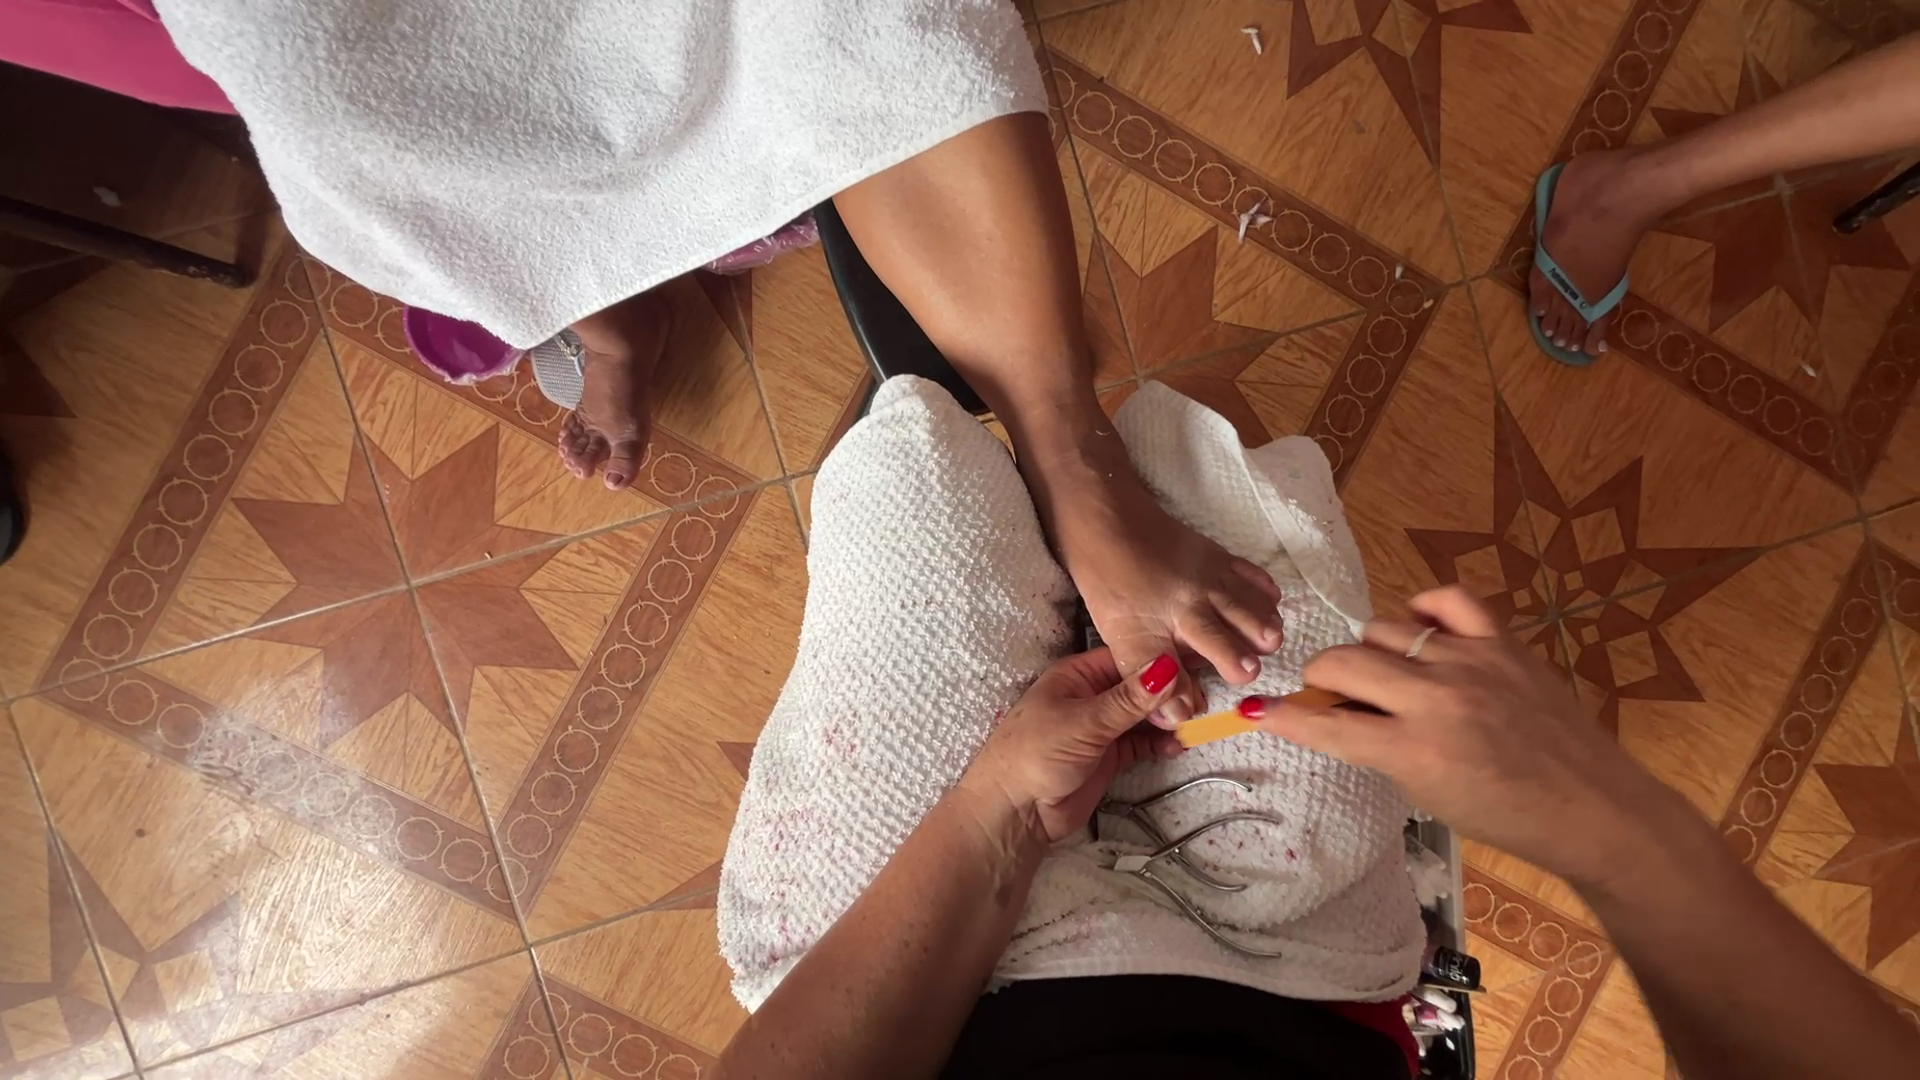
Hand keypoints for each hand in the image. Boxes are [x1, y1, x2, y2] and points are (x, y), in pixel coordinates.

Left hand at [963, 649, 1184, 842]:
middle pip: (1139, 687)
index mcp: (1078, 674)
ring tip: (1197, 724)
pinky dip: (1160, 743)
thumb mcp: (1086, 721)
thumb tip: (1170, 666)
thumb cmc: (1037, 753)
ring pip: (1144, 716)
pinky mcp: (1109, 756)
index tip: (1197, 665)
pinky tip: (1179, 745)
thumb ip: (1129, 699)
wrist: (1015, 812)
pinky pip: (1141, 743)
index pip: (1126, 656)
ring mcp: (1101, 726)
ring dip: (1168, 720)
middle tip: (1204, 699)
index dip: (1160, 661)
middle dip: (1169, 693)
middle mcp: (1092, 695)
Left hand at [1063, 487, 1285, 727]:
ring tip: (1266, 640)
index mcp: (1183, 619)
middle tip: (1252, 663)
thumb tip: (1179, 716)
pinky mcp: (1219, 554)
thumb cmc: (1108, 583)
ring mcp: (1217, 573)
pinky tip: (1266, 605)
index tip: (1234, 682)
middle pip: (1250, 629)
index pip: (1219, 654)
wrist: (1106, 522)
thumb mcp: (1120, 635)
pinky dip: (1265, 594)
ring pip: (1259, 604)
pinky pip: (1256, 576)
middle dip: (1256, 651)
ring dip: (1266, 625)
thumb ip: (1148, 674)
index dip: (1233, 670)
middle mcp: (1208, 597)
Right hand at [1240, 585, 1672, 885]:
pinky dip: (1423, 610)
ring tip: (1391, 674)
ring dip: (1372, 652)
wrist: (1598, 811)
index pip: (1326, 725)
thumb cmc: (1503, 815)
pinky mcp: (1504, 643)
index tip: (1255, 710)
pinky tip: (1424, 634)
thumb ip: (1371, 744)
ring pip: (1382, 628)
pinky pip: (1447, 598)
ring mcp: (1473, 663)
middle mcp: (1438, 698)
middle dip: (1322, 678)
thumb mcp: (1423, 790)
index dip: (1282, 717)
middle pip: (1342, 661)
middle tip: (1334, 694)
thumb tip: (1325, 709)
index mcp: (1417, 750)